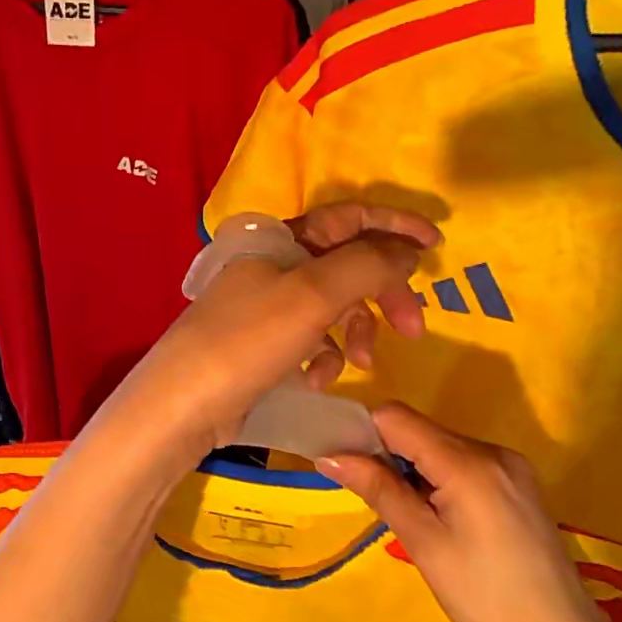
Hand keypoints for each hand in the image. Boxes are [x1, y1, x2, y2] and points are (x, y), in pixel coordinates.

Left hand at [81, 204, 440, 467]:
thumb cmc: (248, 338)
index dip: (395, 226)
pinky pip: (311, 339)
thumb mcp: (312, 293)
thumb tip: (408, 250)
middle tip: (414, 327)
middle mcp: (275, 265)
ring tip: (357, 364)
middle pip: (347, 265)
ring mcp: (268, 306)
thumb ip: (367, 264)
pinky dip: (322, 356)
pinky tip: (314, 379)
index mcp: (281, 240)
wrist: (184, 403)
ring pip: (333, 306)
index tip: (437, 245)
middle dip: (383, 294)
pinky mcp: (265, 344)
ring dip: (353, 333)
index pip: (349, 217)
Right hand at [314, 403, 603, 621]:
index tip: (346, 465)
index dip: (364, 433)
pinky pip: (467, 464)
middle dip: (390, 456)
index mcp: (467, 461)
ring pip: (443, 448)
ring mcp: (512, 468)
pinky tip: (445, 521)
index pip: (396, 417)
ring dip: (416, 470)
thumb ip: (378, 489)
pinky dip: (442, 480)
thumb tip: (329, 455)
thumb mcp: (422, 543)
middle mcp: (493, 451)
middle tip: (377, 502)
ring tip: (414, 520)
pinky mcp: (521, 486)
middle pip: (421, 431)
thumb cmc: (483, 599)